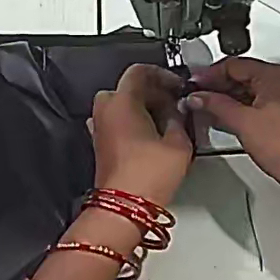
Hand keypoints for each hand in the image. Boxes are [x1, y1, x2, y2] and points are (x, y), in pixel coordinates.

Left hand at [91, 64, 193, 207]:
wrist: (124, 207)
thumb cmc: (146, 177)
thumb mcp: (179, 143)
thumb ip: (179, 119)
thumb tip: (177, 112)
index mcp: (121, 102)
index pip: (138, 72)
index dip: (161, 74)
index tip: (176, 85)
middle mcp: (105, 111)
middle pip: (129, 87)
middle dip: (153, 92)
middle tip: (173, 104)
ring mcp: (100, 127)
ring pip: (121, 104)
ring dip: (141, 107)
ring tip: (165, 121)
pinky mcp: (100, 144)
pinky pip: (116, 121)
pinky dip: (132, 122)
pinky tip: (150, 136)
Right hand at [186, 57, 279, 190]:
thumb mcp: (242, 121)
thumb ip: (215, 104)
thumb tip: (199, 97)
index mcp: (275, 75)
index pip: (233, 64)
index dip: (209, 74)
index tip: (193, 85)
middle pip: (240, 76)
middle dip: (216, 87)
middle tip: (196, 98)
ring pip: (247, 92)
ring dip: (225, 100)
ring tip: (205, 110)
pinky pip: (255, 106)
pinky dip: (238, 111)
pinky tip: (225, 121)